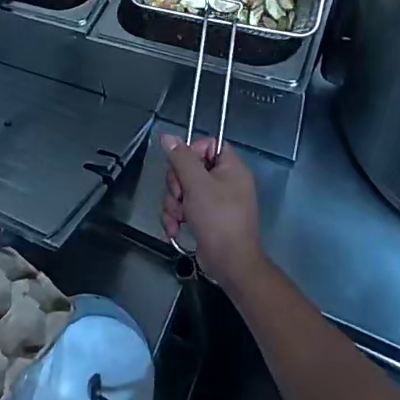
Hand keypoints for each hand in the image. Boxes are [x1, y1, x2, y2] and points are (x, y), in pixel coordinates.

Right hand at [160, 134, 267, 287]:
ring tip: (177, 217)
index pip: (209, 144)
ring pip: (183, 190)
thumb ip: (181, 158)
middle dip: (177, 184)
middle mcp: (225, 182)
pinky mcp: (206, 218)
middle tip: (179, 195)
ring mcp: (215, 201)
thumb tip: (168, 136)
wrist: (230, 263)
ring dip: (173, 203)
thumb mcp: (197, 184)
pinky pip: (184, 208)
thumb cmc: (217, 218)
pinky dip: (176, 217)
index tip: (180, 165)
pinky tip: (174, 228)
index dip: (191, 151)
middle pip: (190, 168)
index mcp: (231, 168)